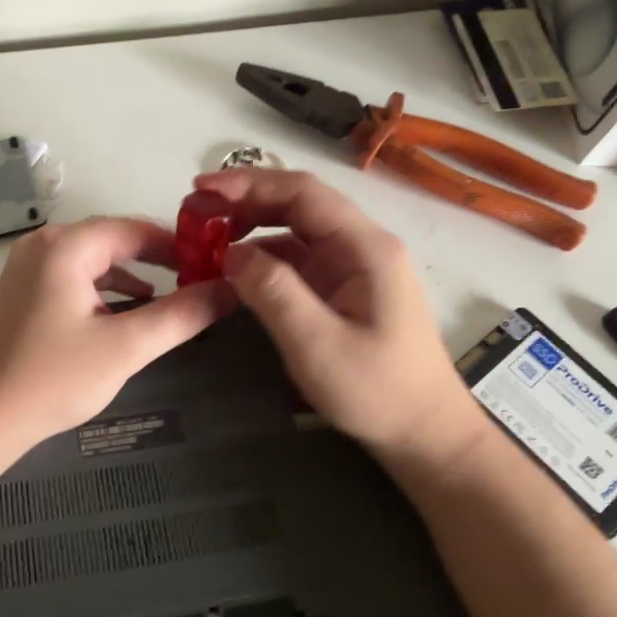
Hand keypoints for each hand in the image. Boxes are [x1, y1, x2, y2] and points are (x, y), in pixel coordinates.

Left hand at [0, 217, 227, 443]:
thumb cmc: (52, 378)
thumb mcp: (126, 347)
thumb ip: (181, 315)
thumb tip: (229, 290)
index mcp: (66, 245)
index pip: (137, 229)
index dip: (181, 246)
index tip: (216, 267)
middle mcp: (44, 244)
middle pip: (115, 240)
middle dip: (159, 260)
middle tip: (201, 282)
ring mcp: (27, 268)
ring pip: (95, 261)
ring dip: (133, 276)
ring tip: (173, 298)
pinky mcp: (21, 293)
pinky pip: (75, 278)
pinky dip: (105, 291)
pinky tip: (126, 313)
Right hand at [194, 169, 481, 463]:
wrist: (424, 433)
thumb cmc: (377, 391)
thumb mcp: (317, 345)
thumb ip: (274, 292)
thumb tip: (230, 252)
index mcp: (364, 248)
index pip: (302, 193)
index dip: (249, 183)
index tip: (202, 189)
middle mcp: (361, 245)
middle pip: (298, 203)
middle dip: (244, 200)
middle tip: (193, 212)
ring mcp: (352, 266)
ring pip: (295, 229)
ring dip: (251, 226)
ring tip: (205, 236)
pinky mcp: (343, 288)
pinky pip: (297, 258)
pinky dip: (262, 256)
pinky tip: (234, 269)